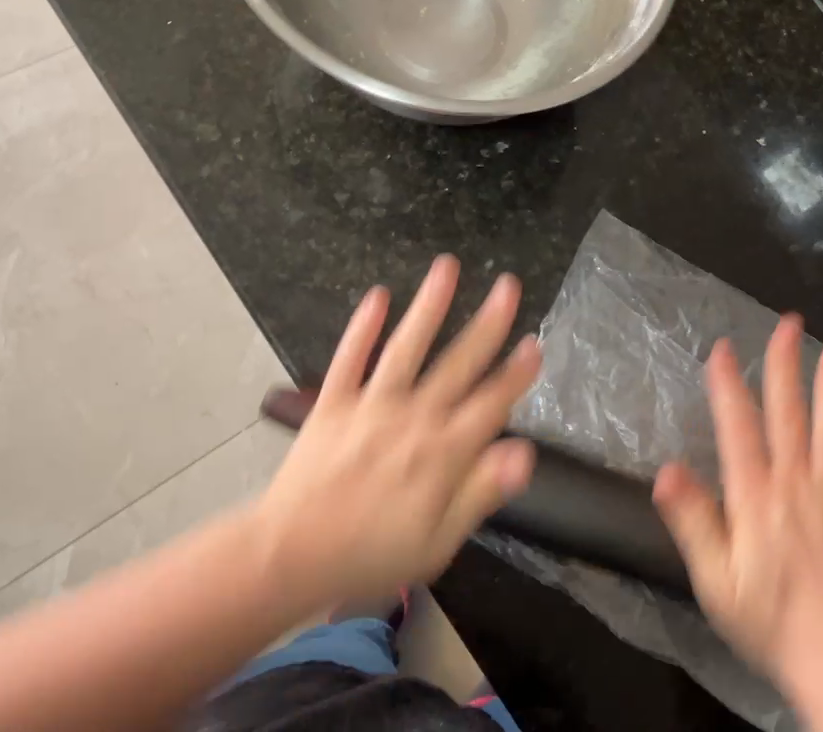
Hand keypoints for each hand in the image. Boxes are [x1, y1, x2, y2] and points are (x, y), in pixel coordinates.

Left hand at [249, 255, 539, 609]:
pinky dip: (362, 327)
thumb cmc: (370, 555)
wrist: (287, 556)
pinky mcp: (331, 403)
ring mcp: (370, 405)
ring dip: (429, 306)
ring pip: (407, 347)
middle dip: (487, 323)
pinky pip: (349, 359)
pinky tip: (377, 296)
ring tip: (446, 266)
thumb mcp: (437, 541)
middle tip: (508, 286)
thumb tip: (524, 452)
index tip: (535, 342)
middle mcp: (412, 418)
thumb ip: (480, 492)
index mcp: (442, 454)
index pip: (491, 404)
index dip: (516, 374)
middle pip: (458, 364)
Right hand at [652, 316, 822, 695]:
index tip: (724, 349)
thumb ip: (694, 522)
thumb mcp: (715, 580)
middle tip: (789, 322)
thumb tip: (667, 470)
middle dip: (787, 365)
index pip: (739, 429)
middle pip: (790, 415)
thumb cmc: (767, 619)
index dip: (730, 387)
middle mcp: (796, 485)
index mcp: (756, 498)